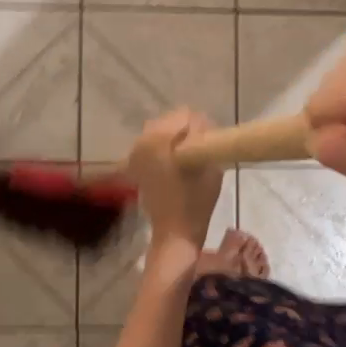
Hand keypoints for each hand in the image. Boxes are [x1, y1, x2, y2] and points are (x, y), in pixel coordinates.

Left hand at [126, 109, 225, 247]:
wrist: (174, 232)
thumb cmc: (196, 201)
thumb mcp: (211, 166)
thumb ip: (206, 138)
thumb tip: (203, 124)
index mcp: (159, 138)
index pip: (184, 114)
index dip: (200, 126)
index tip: (210, 141)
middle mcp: (142, 141)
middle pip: (170, 121)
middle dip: (187, 130)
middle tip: (202, 149)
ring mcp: (135, 153)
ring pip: (161, 132)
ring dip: (176, 139)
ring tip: (190, 157)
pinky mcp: (135, 165)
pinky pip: (153, 146)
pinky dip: (166, 149)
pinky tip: (177, 164)